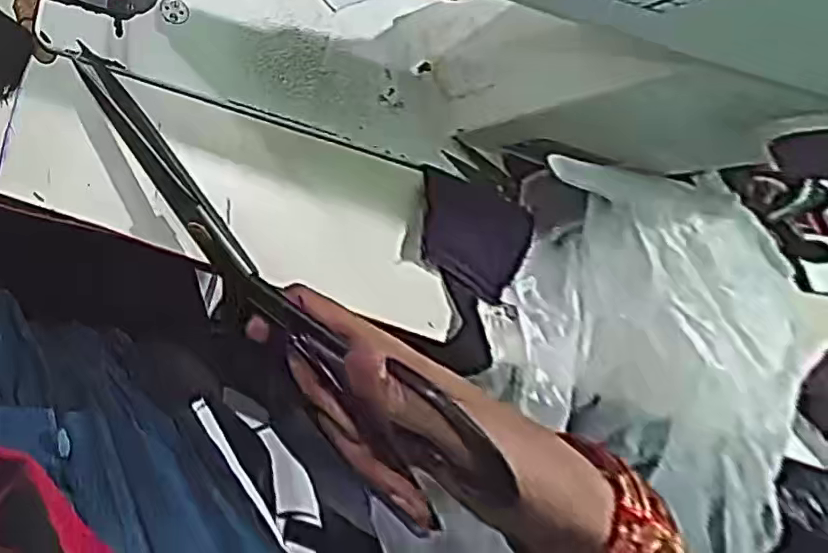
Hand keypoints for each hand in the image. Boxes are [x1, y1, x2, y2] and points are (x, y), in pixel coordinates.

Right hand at [249, 286, 614, 550]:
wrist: (572, 518)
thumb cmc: (528, 466)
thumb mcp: (460, 430)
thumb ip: (397, 393)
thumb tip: (350, 350)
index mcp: (390, 356)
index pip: (317, 312)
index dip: (279, 311)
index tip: (255, 327)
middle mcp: (379, 372)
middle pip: (312, 370)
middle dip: (332, 415)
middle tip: (367, 442)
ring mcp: (384, 403)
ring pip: (332, 414)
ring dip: (360, 455)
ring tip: (403, 482)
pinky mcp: (391, 434)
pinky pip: (354, 444)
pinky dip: (375, 473)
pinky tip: (409, 492)